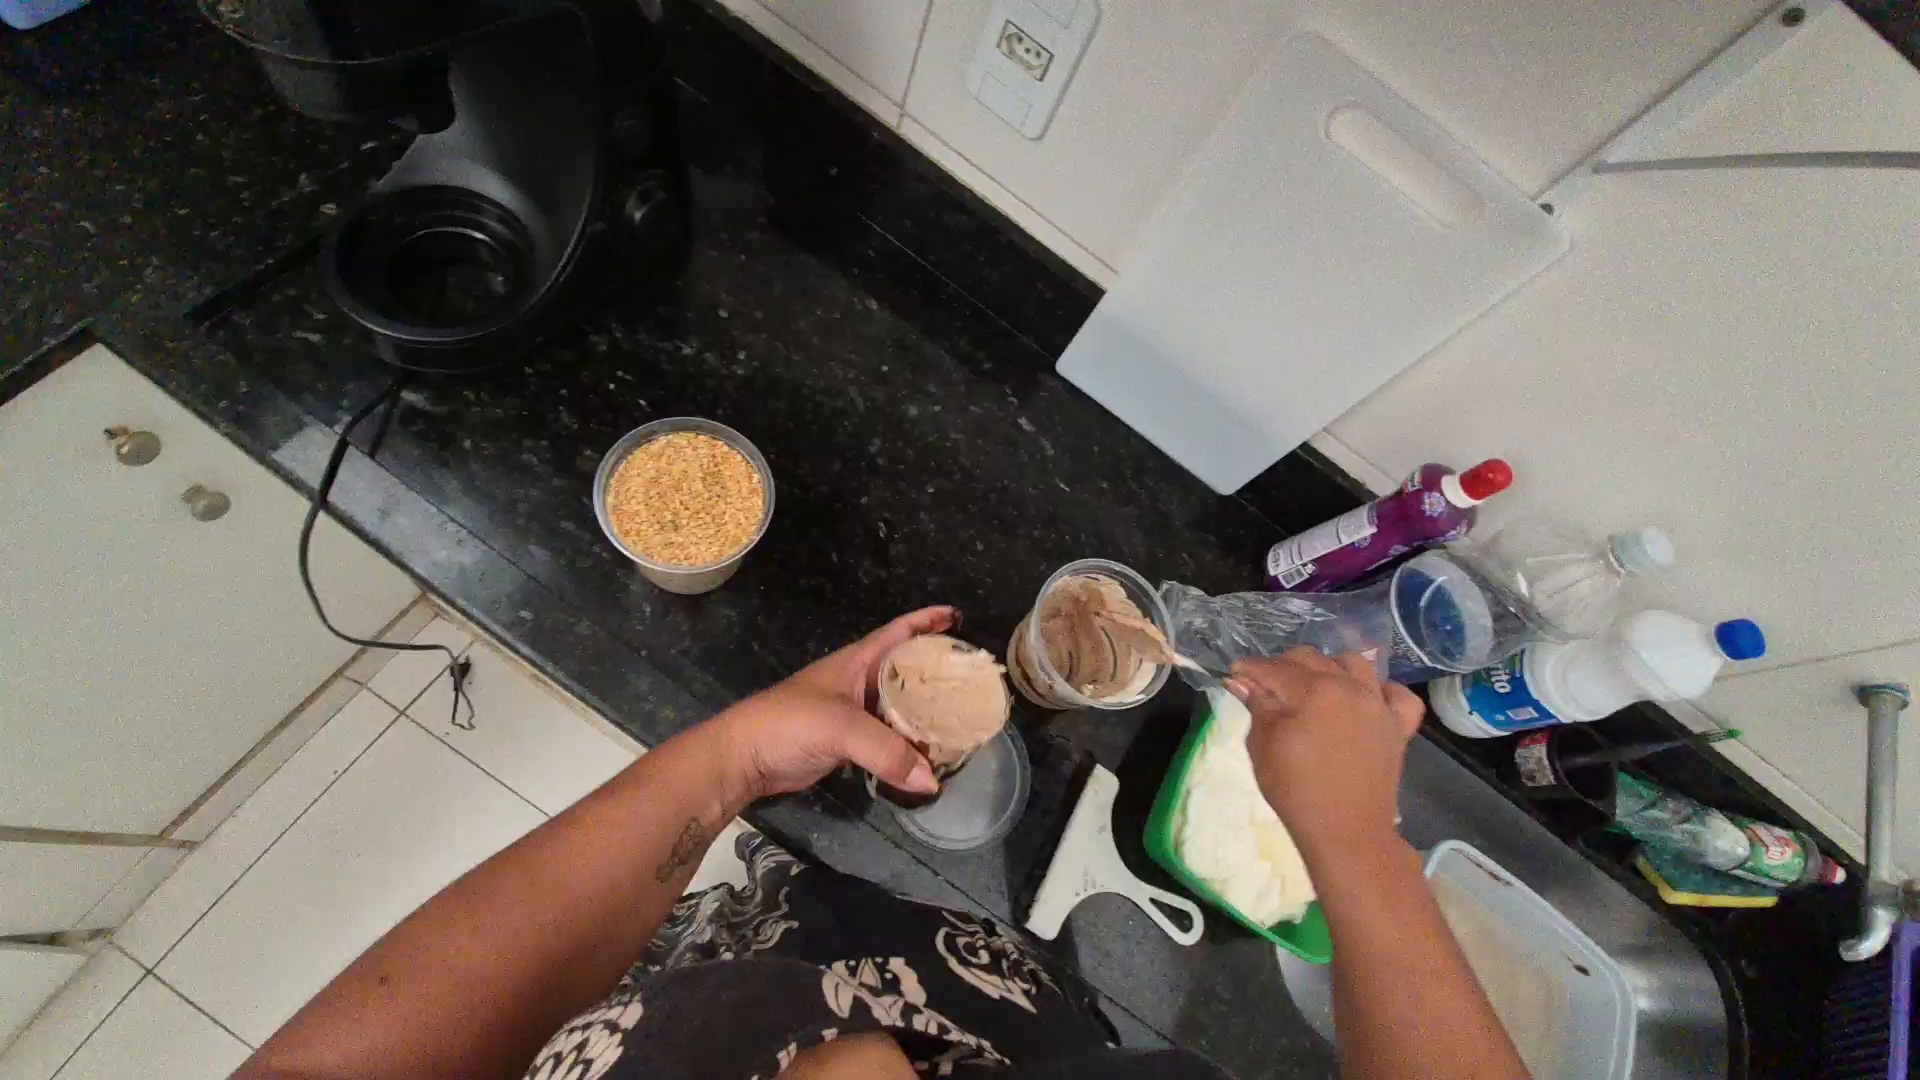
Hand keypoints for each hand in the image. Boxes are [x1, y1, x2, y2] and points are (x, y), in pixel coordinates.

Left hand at [708, 606, 959, 801]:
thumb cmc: (788, 723)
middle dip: (936, 671)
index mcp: (857, 662)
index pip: (898, 632)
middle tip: (971, 680)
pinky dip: (908, 745)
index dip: (926, 620)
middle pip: (906, 671)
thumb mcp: (841, 728)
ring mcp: (853, 713)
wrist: (743, 758)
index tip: (958, 616)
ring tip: (959, 719)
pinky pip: (888, 738)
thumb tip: (932, 781)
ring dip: (925, 713)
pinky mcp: (847, 742)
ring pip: (899, 708)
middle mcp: (859, 682)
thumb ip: (887, 752)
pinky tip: (928, 755)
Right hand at [1226, 647, 1423, 862]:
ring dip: (1329, 667)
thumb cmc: (1295, 789)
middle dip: (1283, 665)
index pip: (1273, 668)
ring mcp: (1378, 705)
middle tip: (1266, 684)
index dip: (1250, 669)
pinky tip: (1365, 698)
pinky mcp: (1398, 727)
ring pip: (1354, 663)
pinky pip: (1397, 695)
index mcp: (1313, 691)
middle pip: (1311, 658)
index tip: (1235, 674)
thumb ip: (1256, 706)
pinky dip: (1381, 690)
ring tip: (1314, 685)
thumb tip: (1242, 681)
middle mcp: (1349, 687)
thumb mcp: (1262, 745)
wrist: (1346, 831)